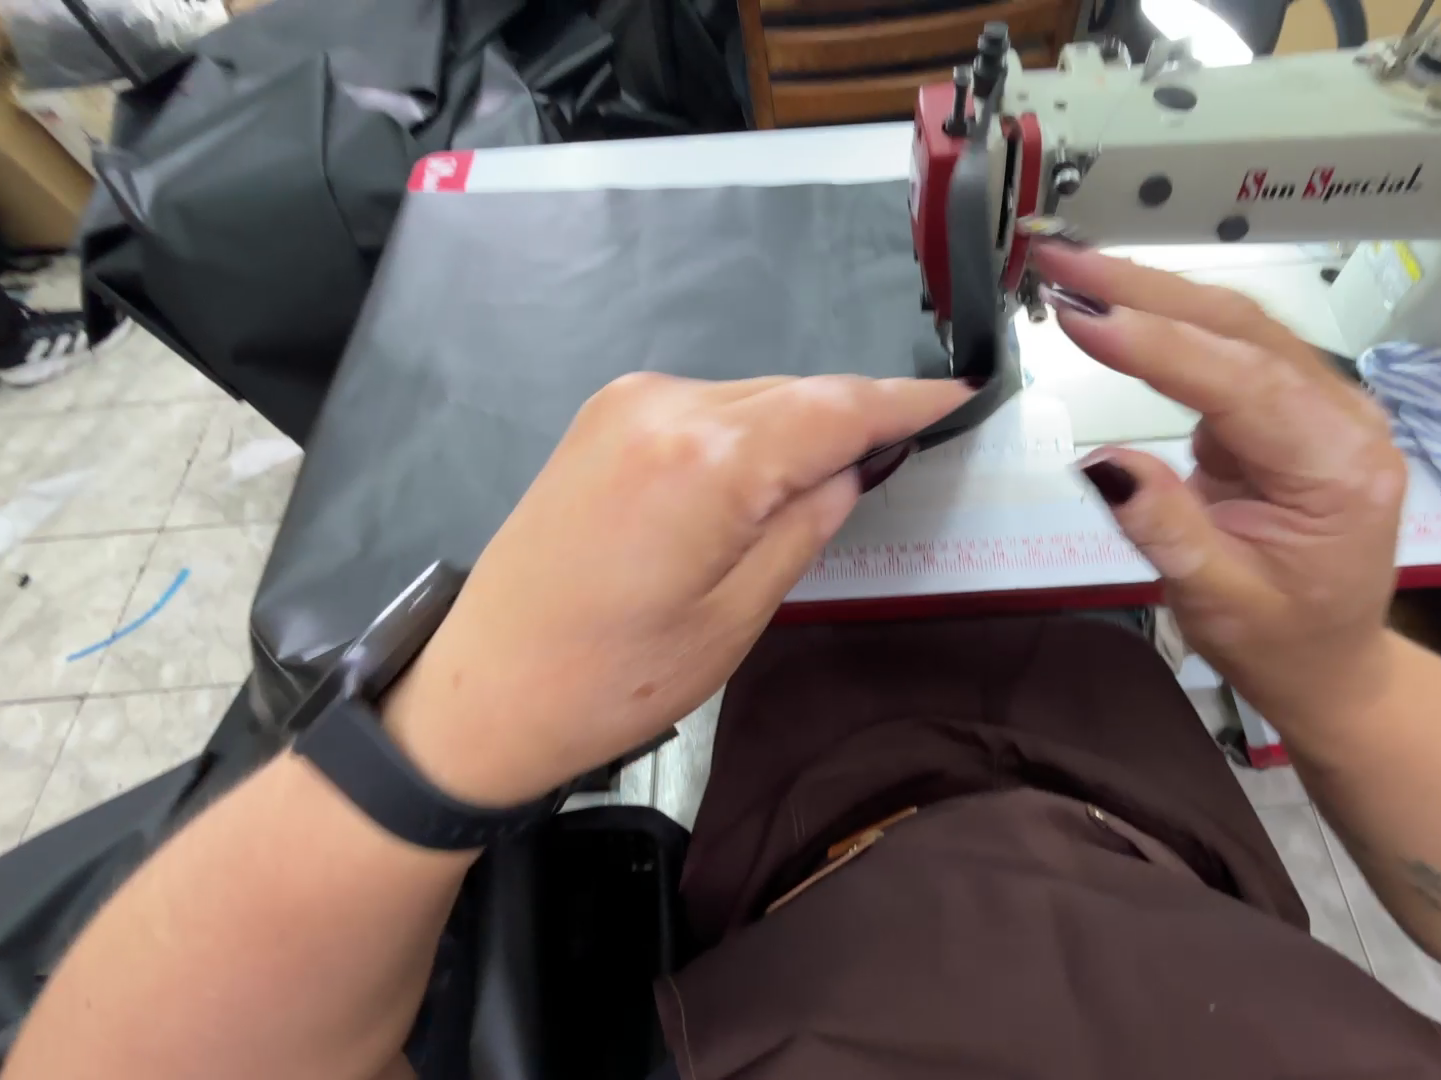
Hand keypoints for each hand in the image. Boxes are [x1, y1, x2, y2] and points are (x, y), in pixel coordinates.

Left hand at [382, 372, 972, 805]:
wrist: (482, 692)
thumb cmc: (620, 678)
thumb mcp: (737, 616)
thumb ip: (804, 524)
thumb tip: (850, 467)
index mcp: (708, 459)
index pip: (834, 408)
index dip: (903, 400)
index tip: (958, 395)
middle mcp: (667, 404)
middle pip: (795, 392)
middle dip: (856, 414)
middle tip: (904, 445)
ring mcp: (628, 403)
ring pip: (754, 396)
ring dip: (803, 425)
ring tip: (834, 472)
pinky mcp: (605, 417)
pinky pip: (711, 408)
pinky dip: (754, 430)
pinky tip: (764, 471)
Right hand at [1033, 242, 1405, 724]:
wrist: (1327, 656)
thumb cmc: (1277, 638)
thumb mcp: (1216, 600)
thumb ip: (1165, 528)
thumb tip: (1099, 460)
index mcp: (1337, 468)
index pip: (1241, 384)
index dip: (1156, 345)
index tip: (1078, 314)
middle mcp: (1340, 418)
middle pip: (1239, 329)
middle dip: (1144, 288)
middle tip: (1058, 257)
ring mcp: (1314, 405)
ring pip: (1231, 327)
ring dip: (1149, 292)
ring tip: (1072, 268)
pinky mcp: (1282, 408)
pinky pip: (1220, 351)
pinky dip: (1162, 323)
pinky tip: (1114, 304)